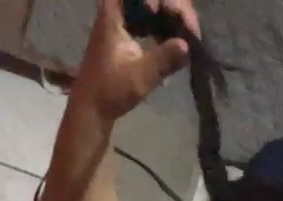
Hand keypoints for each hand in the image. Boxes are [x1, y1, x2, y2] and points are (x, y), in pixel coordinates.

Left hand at [75, 0, 198, 118]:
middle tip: (191, 29)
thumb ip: (163, 59)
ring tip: (189, 34)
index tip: (174, 16)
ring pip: (156, 3)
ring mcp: (124, 19)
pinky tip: (177, 40)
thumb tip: (188, 46)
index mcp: (114, 11)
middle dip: (176, 5)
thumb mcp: (139, 77)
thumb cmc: (110, 92)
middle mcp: (119, 8)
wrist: (91, 108)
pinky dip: (167, 25)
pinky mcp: (129, 31)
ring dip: (175, 15)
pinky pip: (152, 17)